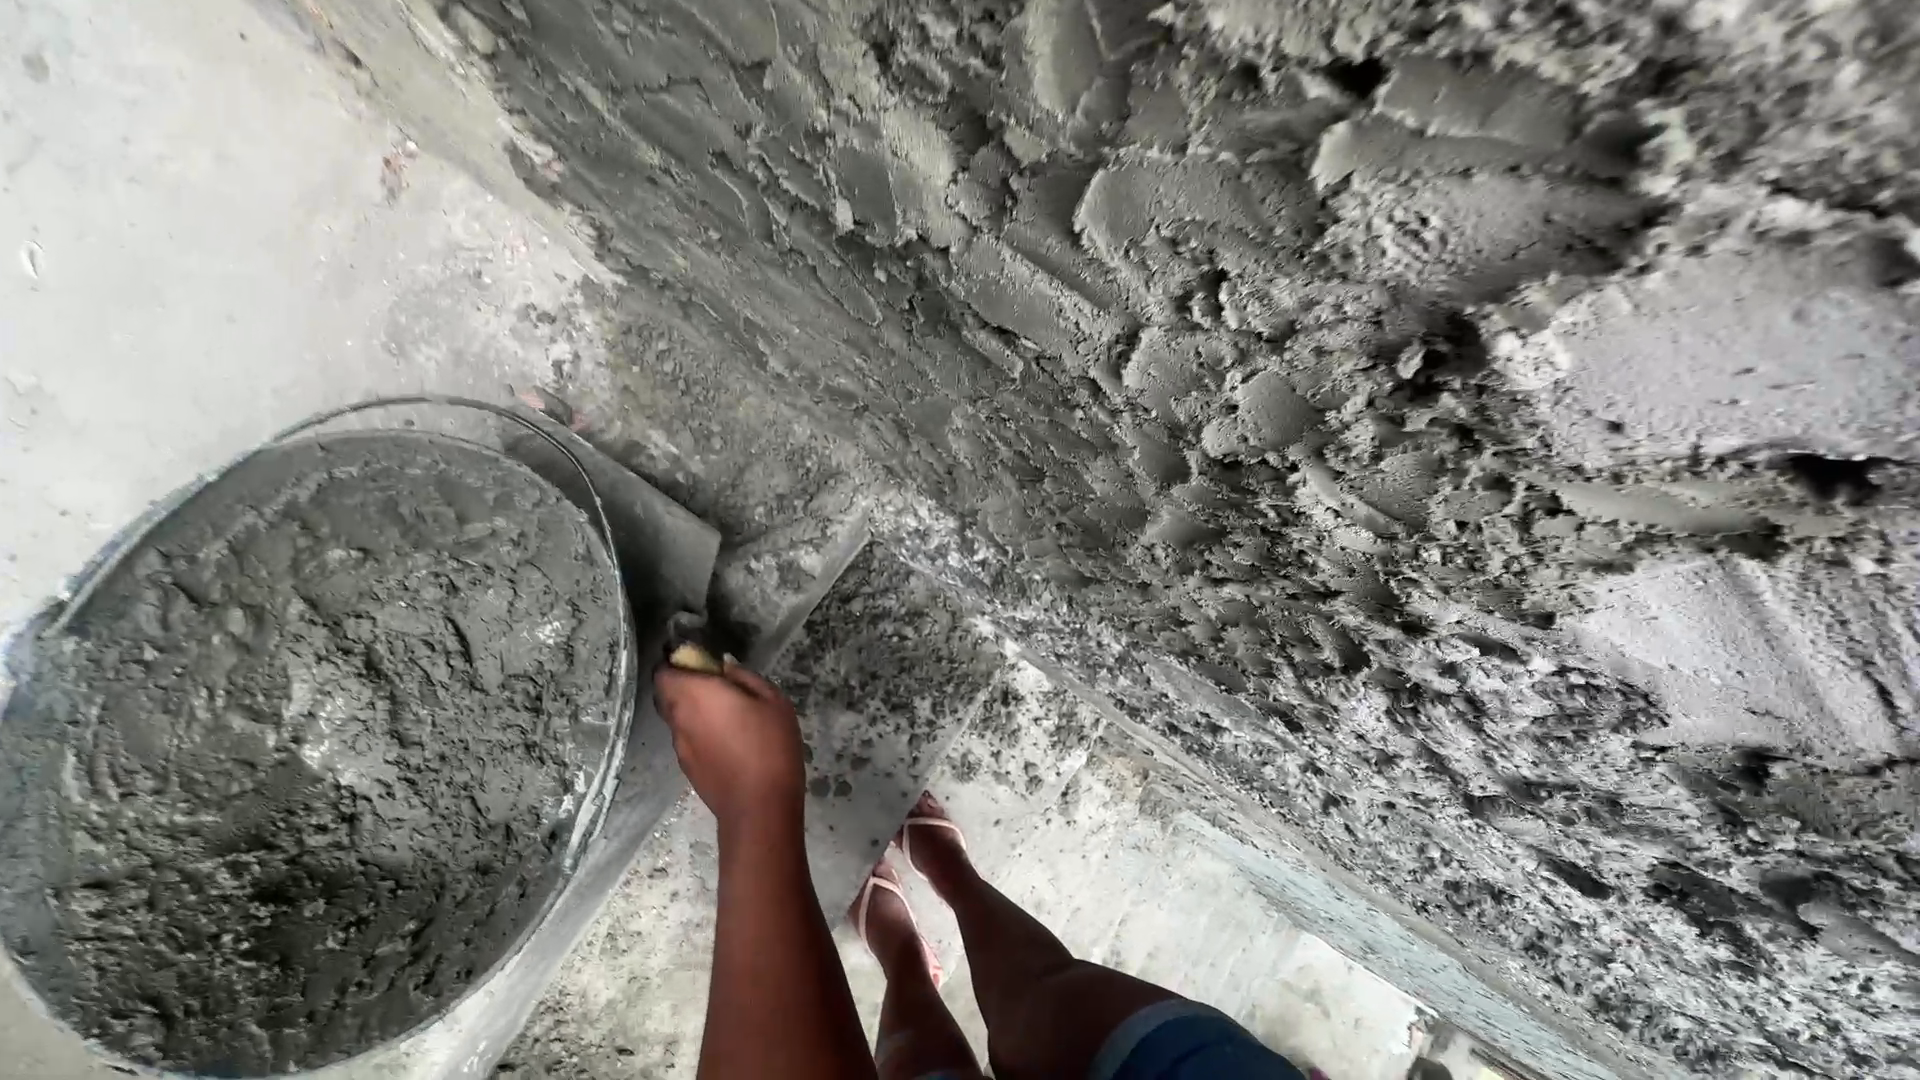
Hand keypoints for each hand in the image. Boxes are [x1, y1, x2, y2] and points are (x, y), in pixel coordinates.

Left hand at [653, 660, 805, 830]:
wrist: (758, 807)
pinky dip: (700, 732)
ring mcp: (680, 746)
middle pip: (666, 694)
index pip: (663, 672)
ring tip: (726, 714)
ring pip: (677, 718)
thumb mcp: (773, 700)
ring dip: (693, 710)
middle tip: (715, 684)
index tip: (701, 661)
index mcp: (695, 695)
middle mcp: (679, 719)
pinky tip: (727, 740)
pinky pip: (687, 738)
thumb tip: (725, 667)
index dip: (676, 663)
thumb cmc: (770, 745)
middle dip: (683, 685)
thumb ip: (745, 677)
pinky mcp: (687, 768)